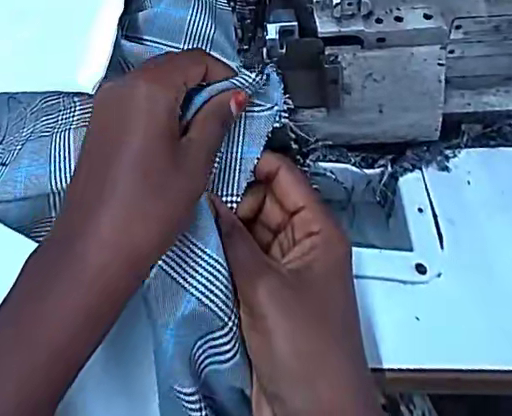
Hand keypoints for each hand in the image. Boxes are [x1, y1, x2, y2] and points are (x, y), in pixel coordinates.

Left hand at [51, 48, 243, 279]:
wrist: (94, 245)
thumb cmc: (148, 207)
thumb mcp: (194, 162)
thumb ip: (216, 119)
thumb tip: (233, 95)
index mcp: (147, 87)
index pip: (193, 58)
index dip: (221, 73)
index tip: (238, 94)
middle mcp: (122, 85)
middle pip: (170, 65)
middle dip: (200, 82)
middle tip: (224, 113)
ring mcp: (105, 101)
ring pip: (152, 81)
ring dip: (179, 94)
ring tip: (200, 130)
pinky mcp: (99, 119)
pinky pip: (135, 97)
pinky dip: (158, 105)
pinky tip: (172, 137)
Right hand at [212, 152, 382, 415]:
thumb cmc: (309, 354)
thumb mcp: (265, 285)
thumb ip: (233, 236)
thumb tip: (207, 198)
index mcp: (319, 230)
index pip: (282, 174)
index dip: (250, 161)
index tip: (214, 155)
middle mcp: (302, 242)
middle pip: (261, 196)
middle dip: (230, 193)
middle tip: (196, 190)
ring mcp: (283, 267)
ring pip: (247, 225)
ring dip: (223, 222)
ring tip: (192, 214)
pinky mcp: (266, 290)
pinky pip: (240, 254)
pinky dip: (221, 248)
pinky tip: (198, 242)